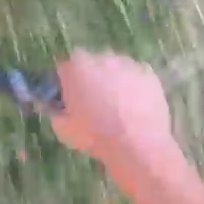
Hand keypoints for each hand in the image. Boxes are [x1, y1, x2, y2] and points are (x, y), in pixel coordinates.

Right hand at [52, 51, 179, 166]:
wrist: (137, 146)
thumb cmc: (95, 136)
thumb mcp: (63, 129)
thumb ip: (55, 112)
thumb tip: (57, 107)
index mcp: (75, 66)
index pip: (64, 69)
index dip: (66, 84)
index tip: (70, 99)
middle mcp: (100, 56)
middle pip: (90, 63)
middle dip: (91, 78)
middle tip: (95, 103)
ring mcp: (126, 63)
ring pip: (115, 67)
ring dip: (113, 80)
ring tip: (118, 106)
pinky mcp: (147, 73)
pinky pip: (136, 75)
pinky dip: (134, 85)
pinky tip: (136, 105)